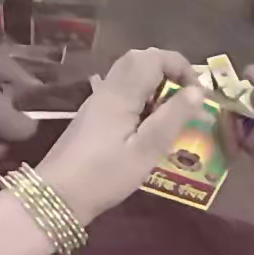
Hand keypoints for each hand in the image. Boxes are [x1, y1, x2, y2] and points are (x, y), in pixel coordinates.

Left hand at [35, 48, 205, 223]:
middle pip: (138, 60)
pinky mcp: (90, 118)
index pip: (153, 57)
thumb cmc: (104, 175)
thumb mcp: (145, 151)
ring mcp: (95, 103)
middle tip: (184, 97)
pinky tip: (144, 124)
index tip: (197, 92)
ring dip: (153, 85)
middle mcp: (106, 90)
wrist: (56, 196)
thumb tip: (197, 90)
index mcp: (121, 94)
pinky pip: (119, 93)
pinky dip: (139, 98)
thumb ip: (172, 118)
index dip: (180, 66)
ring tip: (168, 113)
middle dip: (167, 70)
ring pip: (127, 76)